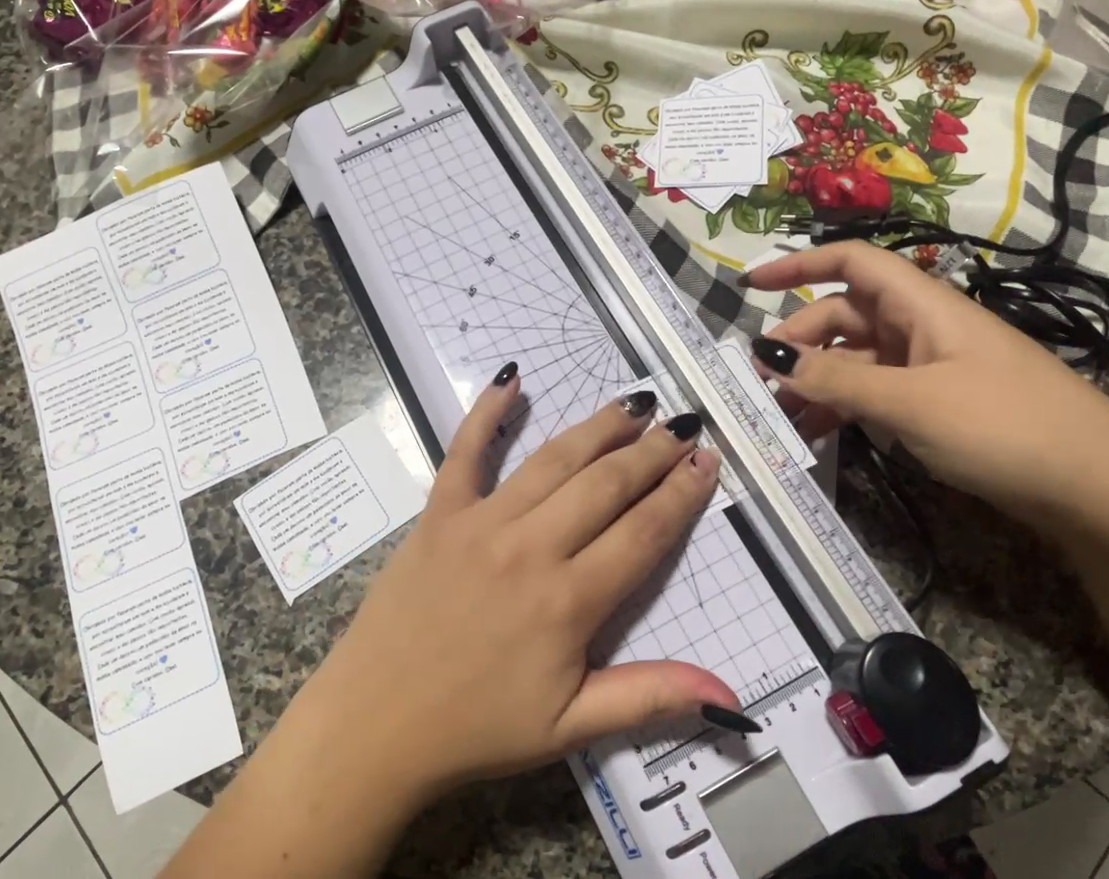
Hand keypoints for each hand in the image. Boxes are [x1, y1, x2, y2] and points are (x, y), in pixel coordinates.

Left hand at [269, 366, 747, 811]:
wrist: (376, 724)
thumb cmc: (476, 729)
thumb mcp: (570, 728)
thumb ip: (649, 696)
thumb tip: (732, 696)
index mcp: (569, 601)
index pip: (643, 532)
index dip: (681, 494)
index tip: (707, 462)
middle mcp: (530, 548)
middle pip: (605, 484)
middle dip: (651, 452)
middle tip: (682, 425)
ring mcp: (480, 523)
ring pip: (552, 461)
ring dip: (597, 428)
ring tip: (633, 403)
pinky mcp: (438, 514)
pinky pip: (464, 451)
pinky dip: (487, 412)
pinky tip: (510, 378)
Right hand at [743, 241, 1108, 531]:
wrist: (1097, 489)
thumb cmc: (1004, 426)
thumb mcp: (909, 402)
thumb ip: (834, 379)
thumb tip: (766, 354)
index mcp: (922, 305)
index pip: (851, 262)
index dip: (798, 264)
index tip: (749, 284)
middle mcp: (922, 328)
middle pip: (844, 317)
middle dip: (797, 343)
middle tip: (758, 381)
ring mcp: (931, 368)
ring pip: (855, 361)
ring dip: (814, 383)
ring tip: (777, 418)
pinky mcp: (938, 406)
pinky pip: (874, 394)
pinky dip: (841, 409)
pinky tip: (815, 434)